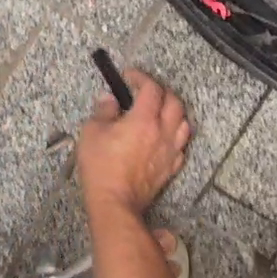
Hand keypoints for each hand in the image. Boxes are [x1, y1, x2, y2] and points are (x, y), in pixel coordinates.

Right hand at [77, 69, 192, 215]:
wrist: (115, 201)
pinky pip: (181, 145)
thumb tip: (108, 100)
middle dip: (161, 91)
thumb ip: (103, 111)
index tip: (129, 76)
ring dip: (174, 111)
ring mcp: (170, 151)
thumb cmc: (101, 166)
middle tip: (145, 90)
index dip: (141, 77)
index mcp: (144, 119)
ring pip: (184, 123)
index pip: (151, 88)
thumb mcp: (92, 132)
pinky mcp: (171, 168)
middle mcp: (163, 132)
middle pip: (174, 102)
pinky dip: (175, 134)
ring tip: (159, 110)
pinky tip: (163, 136)